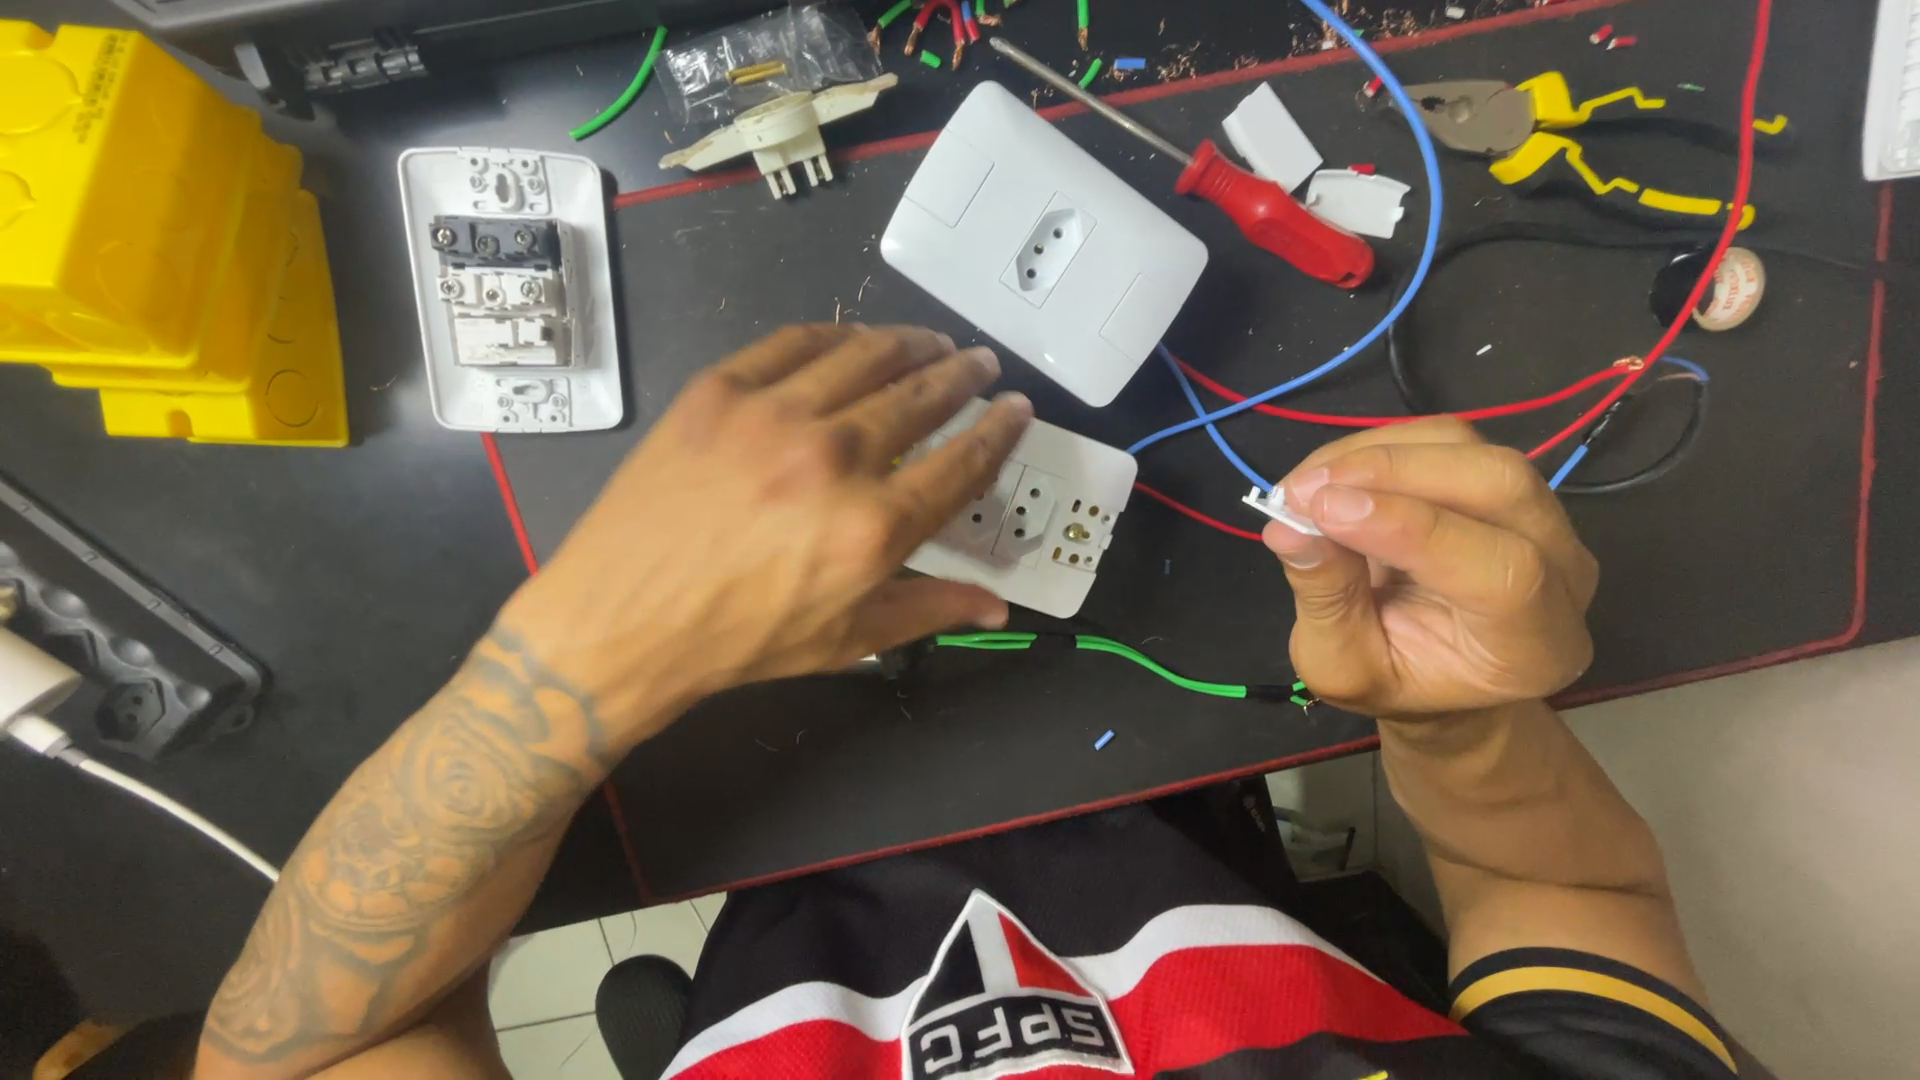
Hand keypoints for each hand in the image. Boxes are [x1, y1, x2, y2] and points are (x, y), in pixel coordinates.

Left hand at [497, 324, 1032, 738]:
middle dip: (964, 374)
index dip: (999, 430)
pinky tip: (855, 340)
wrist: (622, 620)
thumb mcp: (846, 639)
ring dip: (912, 343)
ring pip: (866, 355)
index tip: (1015, 407)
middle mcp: (835, 459)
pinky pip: (794, 343)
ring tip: (933, 341)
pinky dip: (837, 336)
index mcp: (874, 527)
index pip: (962, 463)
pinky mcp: (720, 390)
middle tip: (982, 361)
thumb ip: (931, 610)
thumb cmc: (741, 640)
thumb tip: (999, 608)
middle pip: (923, 397)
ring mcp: (774, 415)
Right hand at [1259, 417, 1597, 718]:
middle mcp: (1562, 573)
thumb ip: (1325, 599)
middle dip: (1392, 472)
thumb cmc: (1393, 678)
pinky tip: (1328, 476)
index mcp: (1533, 645)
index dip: (1410, 528)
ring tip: (1302, 486)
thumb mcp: (1339, 664)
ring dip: (1373, 454)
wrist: (1436, 671)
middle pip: (1501, 486)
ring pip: (1470, 450)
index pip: (1500, 570)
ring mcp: (1542, 519)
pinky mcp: (1503, 484)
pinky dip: (1375, 446)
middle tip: (1302, 490)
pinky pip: (1446, 439)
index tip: (1322, 510)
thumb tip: (1286, 527)